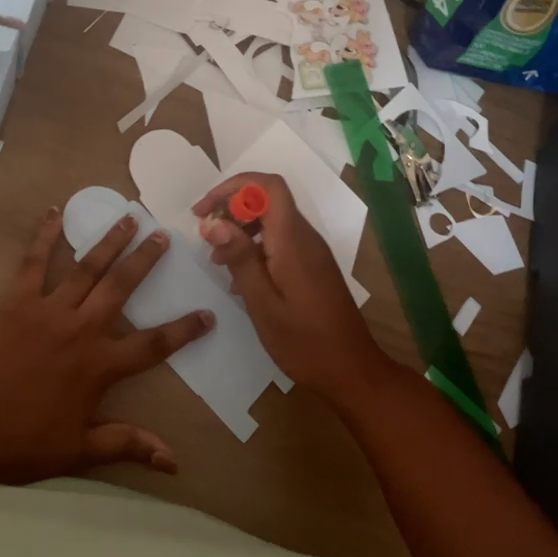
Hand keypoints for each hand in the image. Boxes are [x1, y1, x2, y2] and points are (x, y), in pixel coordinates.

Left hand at [0, 208, 215, 484]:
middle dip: (146, 261)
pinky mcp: (15, 302)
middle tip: (164, 236)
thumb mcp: (80, 450)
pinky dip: (44, 236)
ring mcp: (47, 311)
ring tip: (129, 218)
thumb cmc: (22, 444)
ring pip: (87, 268)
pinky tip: (54, 213)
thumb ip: (128, 445)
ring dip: (109, 241)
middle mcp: (80, 329)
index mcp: (99, 366)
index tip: (208, 314)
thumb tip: (174, 460)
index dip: (183, 330)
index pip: (153, 344)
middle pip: (121, 288)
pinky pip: (32, 263)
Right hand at [192, 173, 392, 401]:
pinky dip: (256, 247)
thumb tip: (213, 222)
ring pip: (273, 220)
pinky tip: (242, 278)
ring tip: (218, 260)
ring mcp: (312, 252)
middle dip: (232, 208)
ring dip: (242, 230)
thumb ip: (240, 259)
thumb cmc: (304, 342)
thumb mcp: (263, 304)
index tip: (205, 209)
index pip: (268, 186)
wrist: (352, 370)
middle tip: (206, 236)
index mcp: (293, 240)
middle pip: (268, 199)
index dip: (234, 186)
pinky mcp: (313, 267)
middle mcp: (305, 237)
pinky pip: (281, 241)